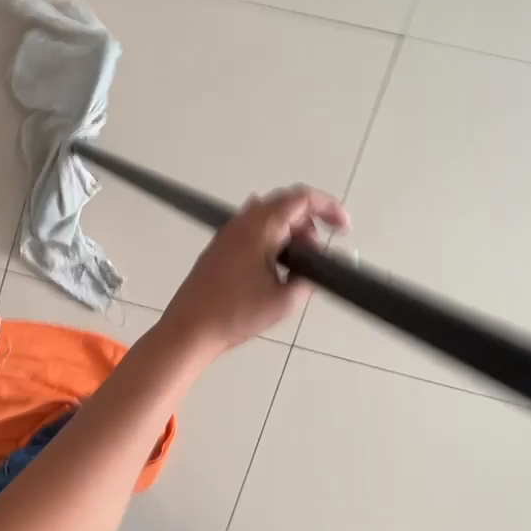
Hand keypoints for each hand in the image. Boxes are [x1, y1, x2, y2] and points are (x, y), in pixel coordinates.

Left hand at [159, 184, 347, 352]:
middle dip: (308, 221)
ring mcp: (224, 236)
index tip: (342, 228)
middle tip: (316, 251)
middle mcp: (240, 224)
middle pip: (283, 203)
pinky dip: (268, 239)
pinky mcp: (215, 251)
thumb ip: (306, 279)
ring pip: (265, 216)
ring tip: (295, 261)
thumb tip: (308, 270)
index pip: (301, 199)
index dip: (329, 207)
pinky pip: (249, 231)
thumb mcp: (285, 301)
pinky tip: (273, 264)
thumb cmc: (234, 316)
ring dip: (287, 230)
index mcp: (259, 228)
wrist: (188, 331)